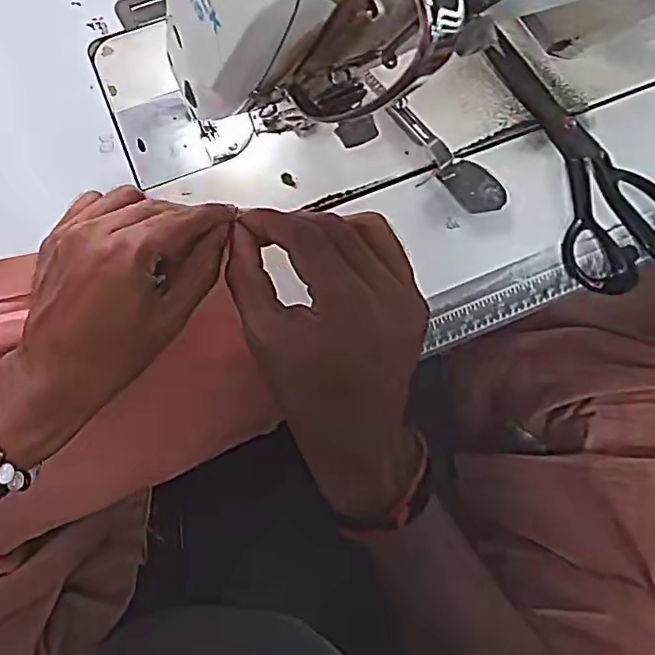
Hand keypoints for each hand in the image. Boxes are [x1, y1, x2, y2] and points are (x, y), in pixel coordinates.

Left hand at [0, 188, 233, 468]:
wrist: (54, 372)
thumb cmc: (105, 357)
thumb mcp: (170, 317)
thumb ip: (201, 269)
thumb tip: (217, 238)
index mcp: (128, 252)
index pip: (182, 218)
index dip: (210, 216)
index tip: (222, 216)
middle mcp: (97, 233)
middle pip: (156, 206)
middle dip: (182, 218)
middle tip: (196, 240)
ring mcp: (73, 231)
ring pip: (125, 197)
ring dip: (149, 211)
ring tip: (157, 242)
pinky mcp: (57, 235)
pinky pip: (92, 202)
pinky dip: (113, 209)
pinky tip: (122, 233)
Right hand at [225, 209, 427, 522]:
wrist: (355, 434)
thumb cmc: (308, 395)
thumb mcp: (262, 333)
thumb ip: (246, 275)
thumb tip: (240, 235)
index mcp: (348, 307)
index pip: (306, 235)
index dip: (270, 220)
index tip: (248, 220)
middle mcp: (386, 296)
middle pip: (333, 227)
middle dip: (290, 221)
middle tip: (262, 228)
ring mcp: (406, 297)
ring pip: (363, 227)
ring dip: (323, 223)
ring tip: (295, 236)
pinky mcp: (414, 299)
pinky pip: (386, 245)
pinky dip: (354, 236)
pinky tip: (332, 247)